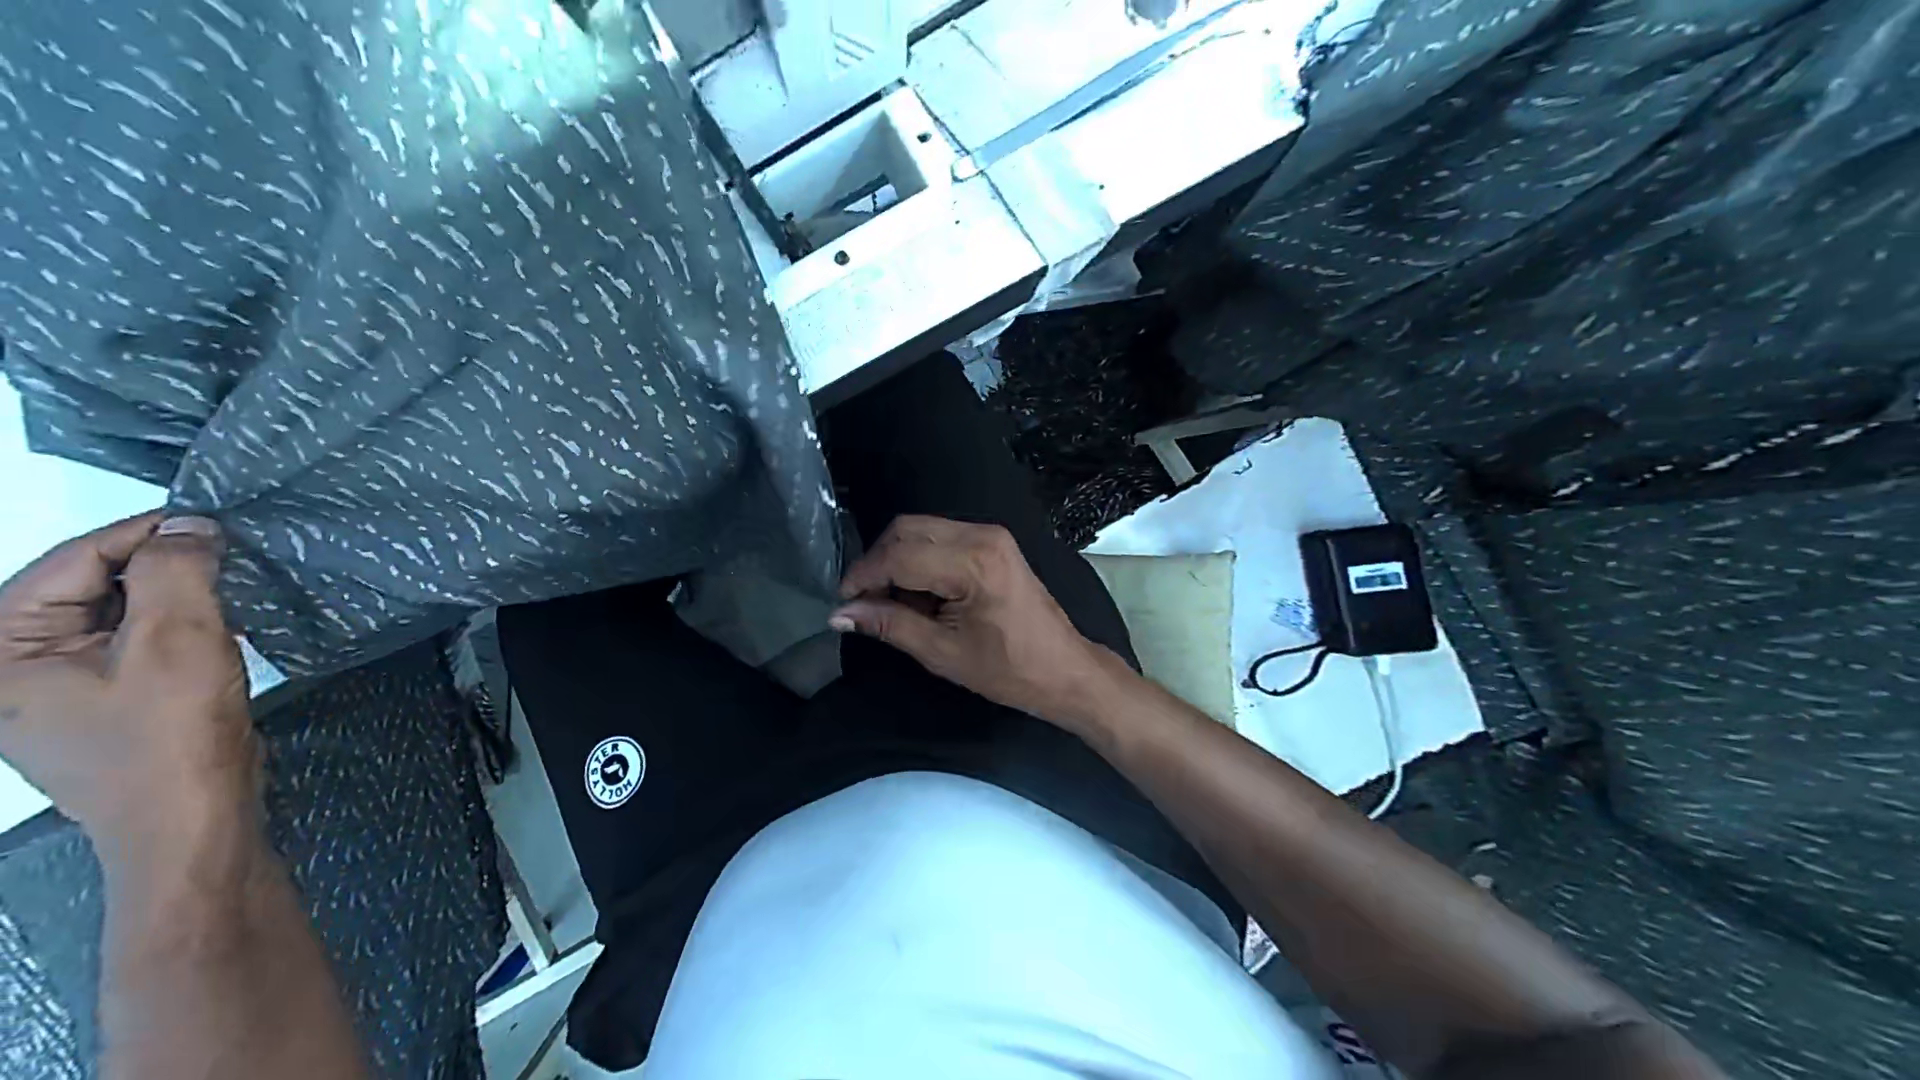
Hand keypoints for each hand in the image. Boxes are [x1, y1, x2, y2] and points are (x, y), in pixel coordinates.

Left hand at [0, 514, 254, 852]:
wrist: (191, 817)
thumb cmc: (171, 731)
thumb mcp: (179, 638)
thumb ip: (177, 569)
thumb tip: (191, 523)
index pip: (71, 561)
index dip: (145, 532)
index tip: (214, 520)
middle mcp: (7, 665)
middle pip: (87, 587)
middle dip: (160, 565)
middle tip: (228, 552)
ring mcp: (49, 689)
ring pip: (113, 615)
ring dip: (172, 596)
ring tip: (229, 584)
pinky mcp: (96, 704)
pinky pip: (129, 644)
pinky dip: (173, 625)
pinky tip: (216, 624)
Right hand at [829, 515, 1126, 728]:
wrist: (1065, 670)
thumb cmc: (1009, 670)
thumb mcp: (942, 653)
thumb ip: (889, 625)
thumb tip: (839, 614)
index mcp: (974, 562)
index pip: (899, 555)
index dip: (863, 576)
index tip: (842, 602)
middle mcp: (982, 535)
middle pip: (906, 530)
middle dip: (877, 562)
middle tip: (864, 602)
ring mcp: (991, 534)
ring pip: (921, 530)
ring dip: (896, 559)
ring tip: (890, 601)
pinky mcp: (993, 542)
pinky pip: (940, 537)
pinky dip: (919, 559)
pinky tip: (917, 593)